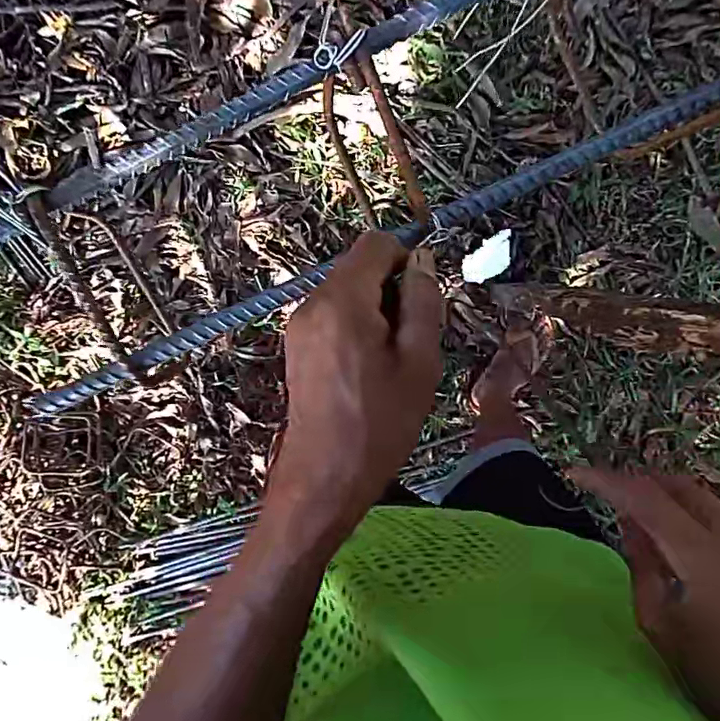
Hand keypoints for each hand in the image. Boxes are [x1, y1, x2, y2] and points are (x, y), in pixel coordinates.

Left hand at [269, 232, 441, 530]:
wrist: (325, 476)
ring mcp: (299, 326)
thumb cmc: (379, 424)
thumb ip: (423, 302)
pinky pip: (333, 316)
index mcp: (342, 302)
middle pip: (359, 267)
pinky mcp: (296, 346)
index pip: (375, 244)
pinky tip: (367, 369)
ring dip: (375, 311)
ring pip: (347, 292)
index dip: (406, 260)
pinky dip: (356, 327)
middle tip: (409, 340)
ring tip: (389, 362)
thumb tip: (421, 261)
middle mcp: (311, 305)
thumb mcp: (419, 362)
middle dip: (391, 290)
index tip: (420, 301)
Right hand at [566, 469, 719, 720]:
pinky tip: (673, 537)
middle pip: (679, 486)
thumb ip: (643, 567)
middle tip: (604, 490)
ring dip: (664, 498)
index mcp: (708, 560)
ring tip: (633, 513)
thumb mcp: (663, 628)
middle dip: (637, 481)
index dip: (606, 481)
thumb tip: (630, 524)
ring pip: (703, 499)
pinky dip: (689, 515)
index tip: (575, 474)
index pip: (646, 499)